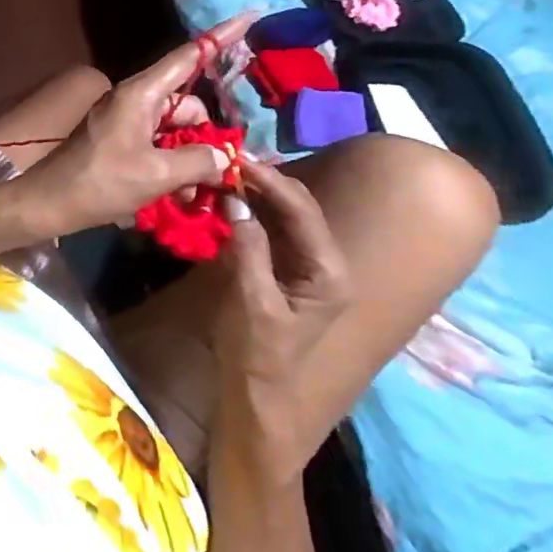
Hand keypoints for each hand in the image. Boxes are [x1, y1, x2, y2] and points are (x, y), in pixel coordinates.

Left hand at [17, 29, 248, 239]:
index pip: (187, 57)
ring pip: (175, 131)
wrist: (49, 202)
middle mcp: (134, 101)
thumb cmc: (101, 181)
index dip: (221, 38)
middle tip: (224, 171)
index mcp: (140, 94)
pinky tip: (182, 196)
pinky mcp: (120, 142)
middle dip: (208, 136)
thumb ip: (198, 161)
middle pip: (187, 105)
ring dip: (191, 159)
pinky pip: (158, 145)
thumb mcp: (157, 174)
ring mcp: (126, 121)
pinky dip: (172, 166)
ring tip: (197, 194)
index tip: (251, 15)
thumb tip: (222, 156)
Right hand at [210, 159, 350, 471]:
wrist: (257, 392)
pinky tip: (229, 197)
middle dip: (264, 180)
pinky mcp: (285, 267)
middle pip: (297, 206)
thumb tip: (235, 202)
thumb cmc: (258, 353)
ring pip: (284, 212)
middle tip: (225, 159)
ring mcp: (306, 264)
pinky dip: (251, 207)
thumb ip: (247, 250)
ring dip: (256, 191)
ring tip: (224, 171)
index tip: (236, 159)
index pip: (301, 211)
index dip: (270, 181)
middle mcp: (325, 262)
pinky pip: (271, 226)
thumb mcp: (252, 302)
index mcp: (328, 272)